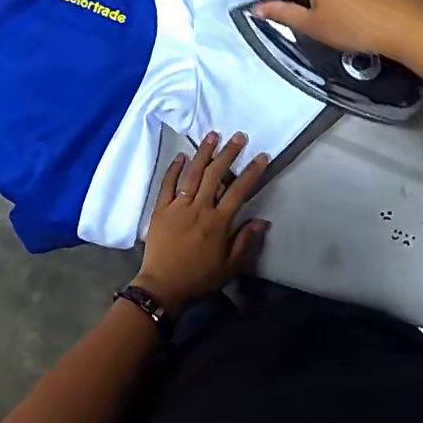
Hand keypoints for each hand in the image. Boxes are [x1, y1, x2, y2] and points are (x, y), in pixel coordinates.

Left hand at [132, 131, 269, 314]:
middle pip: (215, 174)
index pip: (238, 191)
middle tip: (238, 136)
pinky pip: (168, 183)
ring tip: (213, 135)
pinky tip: (182, 155)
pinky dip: (175, 168)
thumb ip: (245, 241)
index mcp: (217, 222)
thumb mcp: (229, 266)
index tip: (261, 156)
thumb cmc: (199, 278)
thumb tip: (262, 220)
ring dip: (204, 153)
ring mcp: (177, 206)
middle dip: (228, 153)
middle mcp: (198, 208)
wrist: (163, 286)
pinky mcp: (160, 208)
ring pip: (192, 173)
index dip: (251, 172)